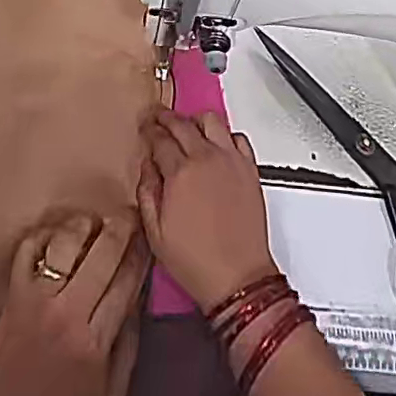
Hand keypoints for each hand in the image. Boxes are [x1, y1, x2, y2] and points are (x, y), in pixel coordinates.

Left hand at [0, 215, 146, 395]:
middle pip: (103, 250)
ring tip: (95, 223)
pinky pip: (28, 248)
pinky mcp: (11, 296)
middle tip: (129, 215)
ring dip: (85, 223)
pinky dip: (45, 233)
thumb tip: (139, 298)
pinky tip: (58, 235)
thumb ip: (129, 350)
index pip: (127, 279)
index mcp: (95, 342)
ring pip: (66, 240)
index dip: (142, 250)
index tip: (149, 233)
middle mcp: (66, 313)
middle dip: (122, 226)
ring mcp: (35, 300)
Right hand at [138, 108, 278, 312]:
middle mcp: (206, 159)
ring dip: (196, 121)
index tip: (145, 129)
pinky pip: (238, 137)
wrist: (237, 278)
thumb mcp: (155, 232)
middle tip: (158, 118)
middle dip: (166, 118)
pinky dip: (226, 135)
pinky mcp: (249, 169)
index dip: (149, 131)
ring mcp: (231, 161)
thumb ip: (147, 192)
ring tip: (188, 128)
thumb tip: (146, 167)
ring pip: (212, 121)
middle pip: (182, 124)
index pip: (160, 139)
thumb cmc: (196, 260)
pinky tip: (217, 144)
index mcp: (180, 173)